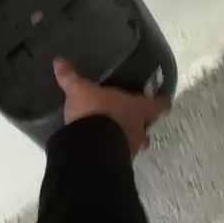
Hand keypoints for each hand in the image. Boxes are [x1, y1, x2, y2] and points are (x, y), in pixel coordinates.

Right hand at [54, 58, 170, 156]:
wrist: (90, 146)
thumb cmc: (94, 111)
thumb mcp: (78, 91)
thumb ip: (70, 77)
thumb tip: (58, 61)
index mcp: (136, 107)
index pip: (156, 104)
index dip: (161, 101)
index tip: (165, 100)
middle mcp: (138, 128)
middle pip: (147, 126)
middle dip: (142, 123)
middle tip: (134, 119)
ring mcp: (130, 147)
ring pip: (135, 142)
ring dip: (127, 138)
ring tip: (116, 135)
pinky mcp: (118, 162)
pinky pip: (119, 153)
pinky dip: (114, 150)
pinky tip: (103, 148)